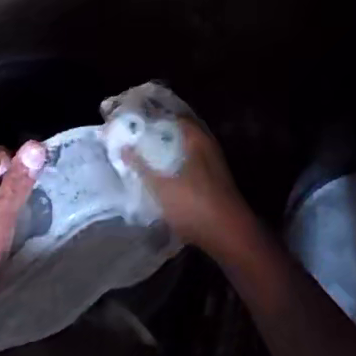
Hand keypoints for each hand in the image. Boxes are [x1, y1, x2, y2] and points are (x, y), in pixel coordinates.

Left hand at [0, 141, 47, 313]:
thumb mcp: (0, 216)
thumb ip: (18, 180)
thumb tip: (37, 145)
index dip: (17, 171)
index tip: (27, 195)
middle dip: (14, 183)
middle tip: (24, 208)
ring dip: (10, 197)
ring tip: (18, 217)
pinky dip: (3, 209)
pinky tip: (10, 225)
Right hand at [124, 120, 256, 254]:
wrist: (231, 238)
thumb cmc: (195, 205)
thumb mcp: (162, 187)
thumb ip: (141, 166)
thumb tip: (124, 147)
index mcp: (198, 139)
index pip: (175, 117)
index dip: (155, 117)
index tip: (136, 121)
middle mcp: (209, 147)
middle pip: (181, 134)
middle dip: (160, 136)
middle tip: (137, 139)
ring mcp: (215, 166)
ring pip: (187, 152)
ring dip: (169, 154)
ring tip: (146, 158)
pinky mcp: (216, 184)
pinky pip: (192, 167)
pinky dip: (177, 168)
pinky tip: (164, 179)